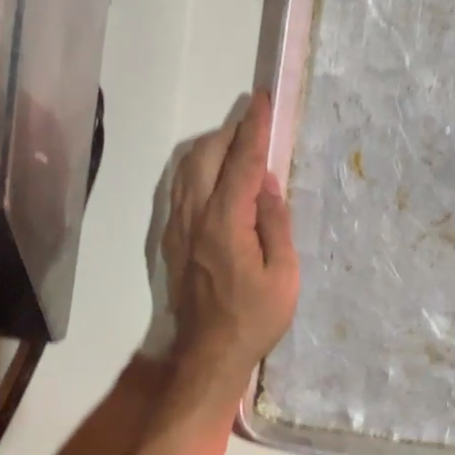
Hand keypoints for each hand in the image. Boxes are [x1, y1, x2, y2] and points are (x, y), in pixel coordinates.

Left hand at [162, 92, 299, 392]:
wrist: (209, 354)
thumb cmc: (255, 319)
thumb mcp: (283, 275)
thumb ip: (275, 224)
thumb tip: (266, 183)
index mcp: (226, 223)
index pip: (241, 163)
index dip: (254, 129)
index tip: (263, 100)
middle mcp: (195, 217)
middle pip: (206, 156)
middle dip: (230, 131)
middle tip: (253, 117)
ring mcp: (178, 228)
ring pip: (186, 169)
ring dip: (210, 146)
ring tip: (235, 140)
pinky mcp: (172, 240)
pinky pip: (179, 188)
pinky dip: (196, 168)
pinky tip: (212, 173)